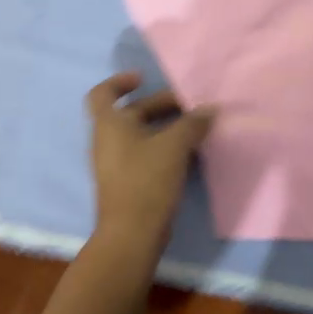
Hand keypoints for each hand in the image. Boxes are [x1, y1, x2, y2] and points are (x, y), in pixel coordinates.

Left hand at [85, 72, 214, 249]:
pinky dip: (164, 149)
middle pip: (132, 113)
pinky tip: (189, 154)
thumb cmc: (146, 180)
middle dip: (161, 106)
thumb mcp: (174, 146)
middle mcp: (107, 140)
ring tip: (195, 128)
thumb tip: (209, 109)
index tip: (143, 79)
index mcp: (109, 123)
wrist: (131, 234)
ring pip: (141, 135)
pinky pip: (145, 155)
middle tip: (191, 106)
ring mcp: (116, 163)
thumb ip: (193, 123)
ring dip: (166, 128)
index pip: (103, 93)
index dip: (120, 82)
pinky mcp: (127, 183)